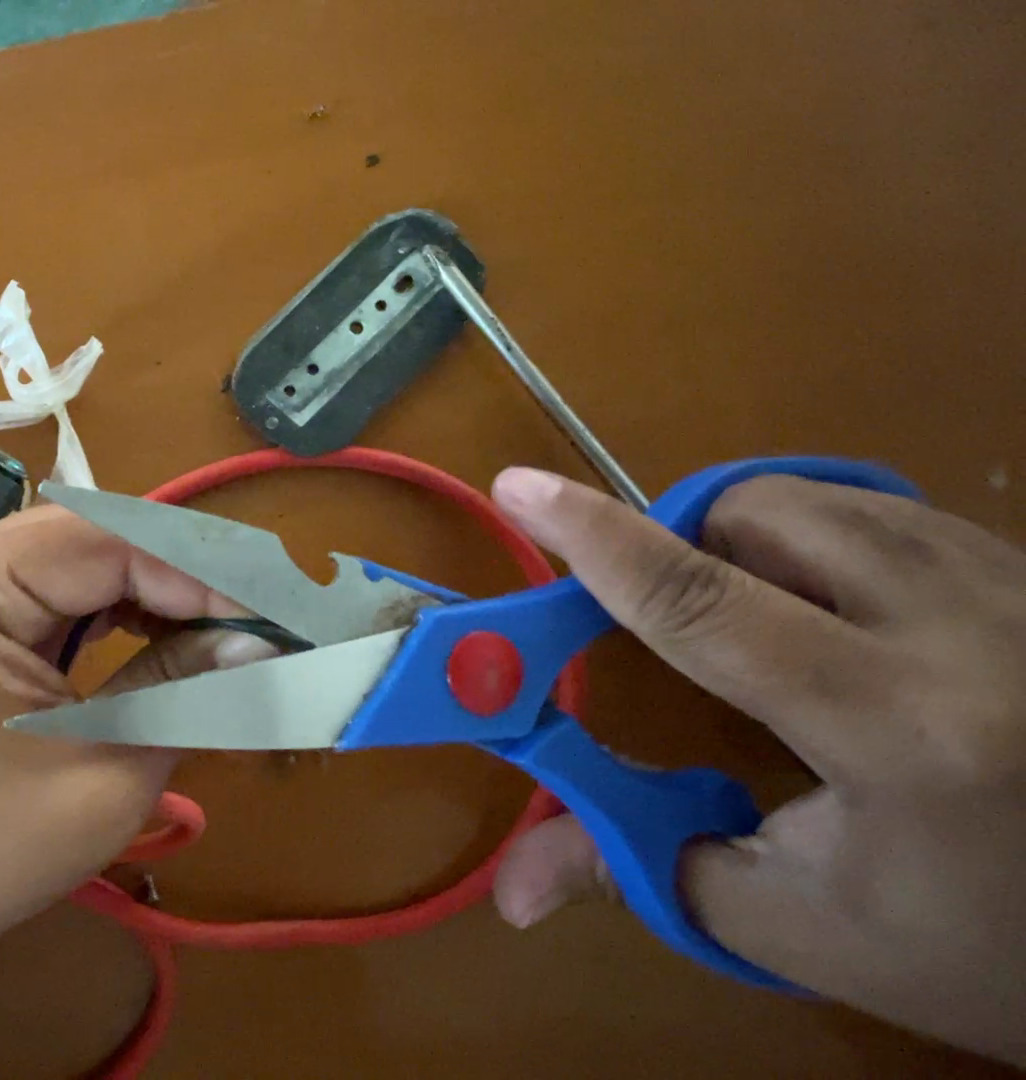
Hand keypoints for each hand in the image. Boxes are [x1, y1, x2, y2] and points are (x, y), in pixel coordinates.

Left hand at [0, 503, 269, 949]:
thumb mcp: (111, 767)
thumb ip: (189, 686)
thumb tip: (268, 639)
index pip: (105, 544)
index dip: (197, 574)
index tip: (277, 613)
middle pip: (94, 537)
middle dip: (181, 574)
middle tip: (261, 614)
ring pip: (86, 556)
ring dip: (158, 588)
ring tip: (227, 626)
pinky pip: (66, 587)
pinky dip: (124, 606)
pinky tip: (170, 634)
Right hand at [487, 468, 1025, 1065]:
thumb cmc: (976, 942)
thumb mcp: (790, 920)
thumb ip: (631, 867)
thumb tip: (508, 891)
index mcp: (896, 730)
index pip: (703, 602)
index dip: (595, 540)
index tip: (517, 487)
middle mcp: (970, 634)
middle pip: (760, 517)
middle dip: (679, 543)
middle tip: (668, 619)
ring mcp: (1022, 592)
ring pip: (821, 499)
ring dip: (742, 540)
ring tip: (754, 621)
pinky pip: (885, 511)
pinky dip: (815, 540)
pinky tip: (831, 611)